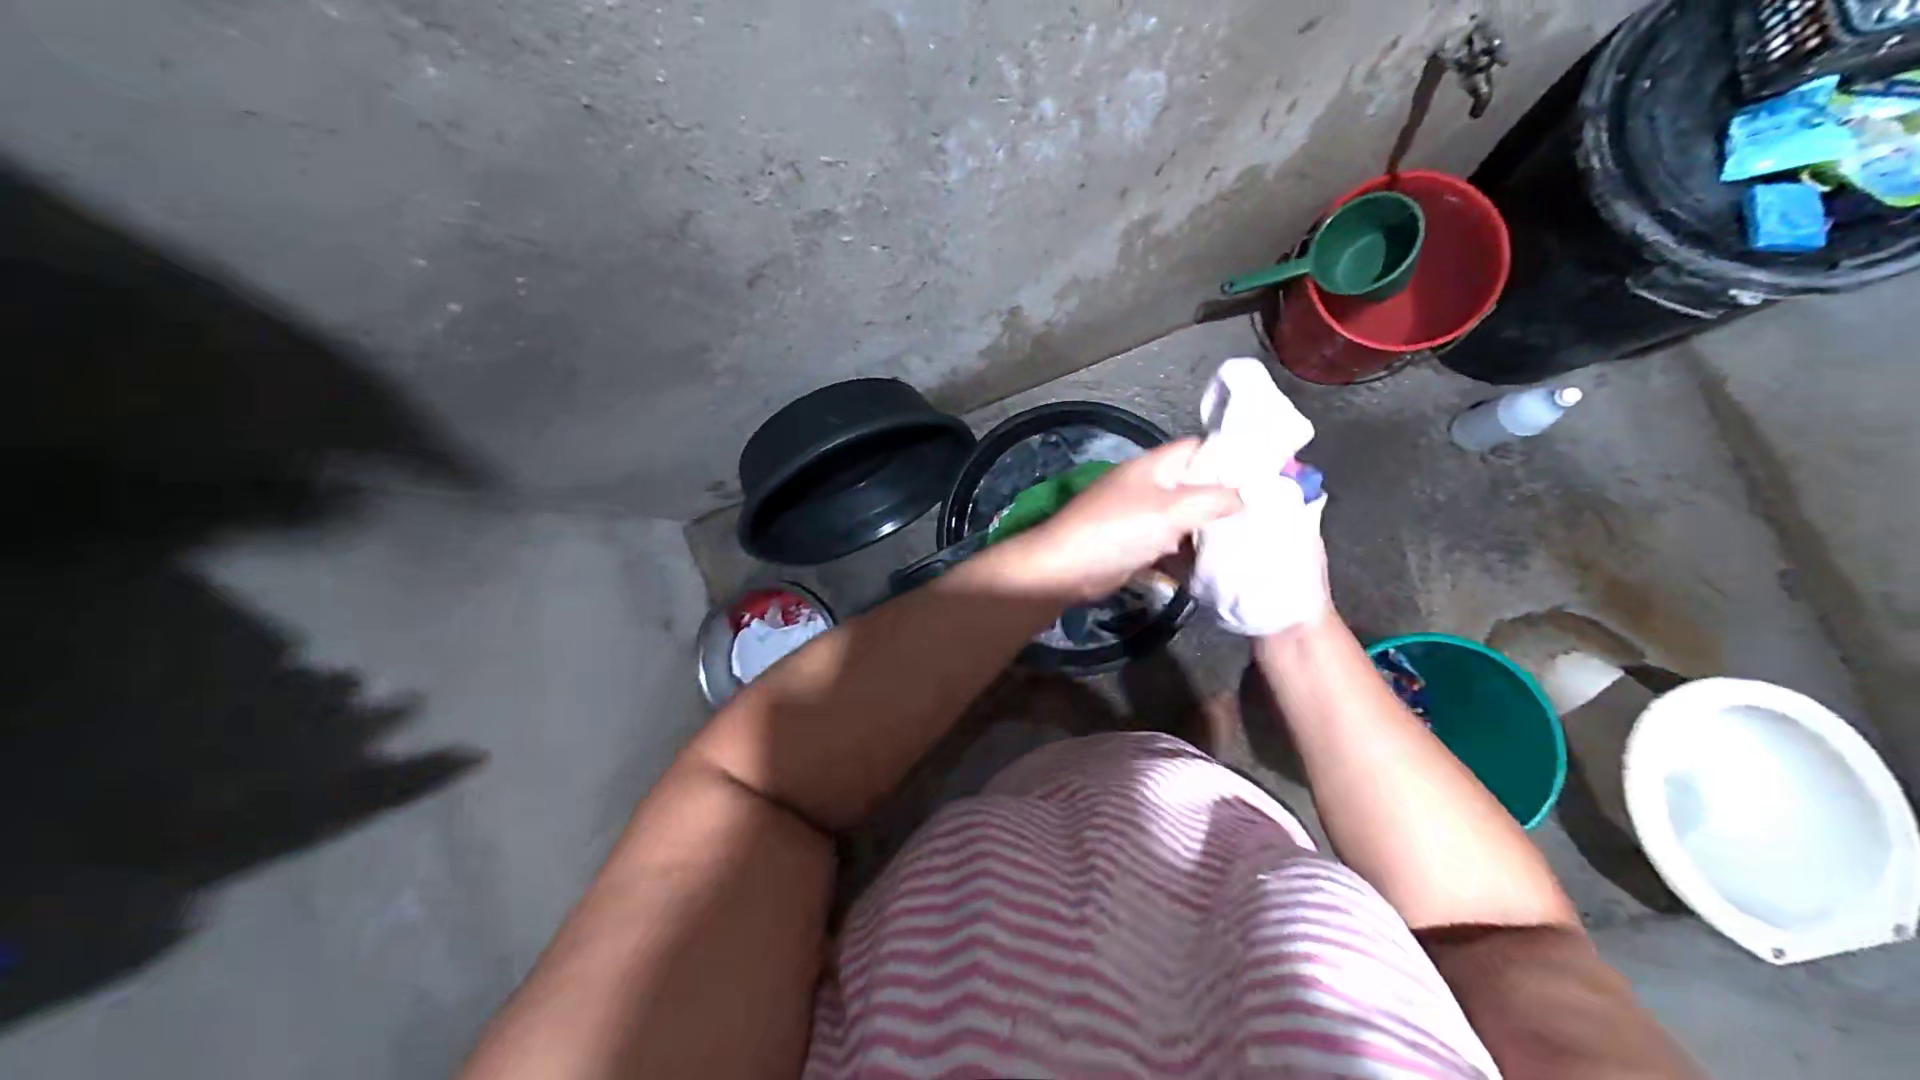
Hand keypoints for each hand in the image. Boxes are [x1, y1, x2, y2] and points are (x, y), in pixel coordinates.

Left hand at [996, 439, 1241, 602]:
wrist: (1065, 570)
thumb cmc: (1118, 531)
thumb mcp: (1172, 509)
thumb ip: (1214, 499)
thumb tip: (1245, 495)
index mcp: (1154, 466)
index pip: (1201, 449)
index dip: (1232, 457)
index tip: (1267, 475)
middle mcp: (1148, 486)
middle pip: (1196, 485)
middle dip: (1225, 500)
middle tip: (1263, 516)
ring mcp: (1139, 516)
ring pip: (1185, 518)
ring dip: (1208, 531)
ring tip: (1247, 543)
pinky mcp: (1134, 545)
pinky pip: (1170, 544)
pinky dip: (1188, 554)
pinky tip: (1212, 567)